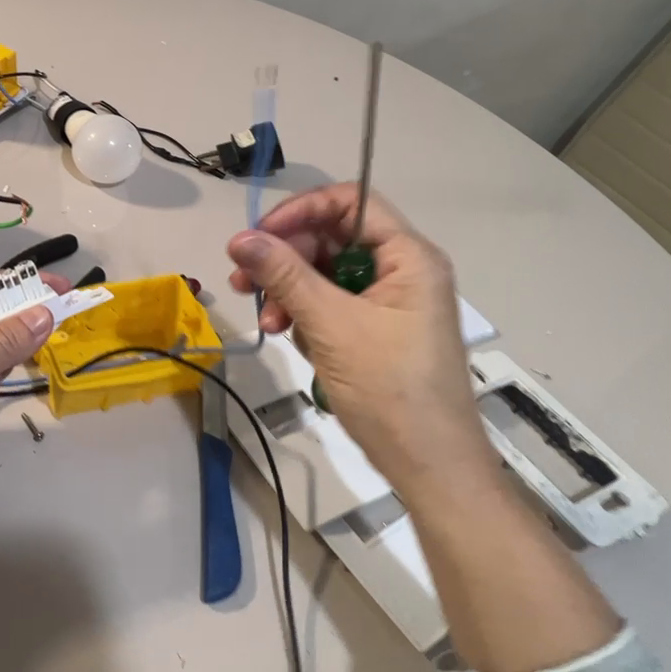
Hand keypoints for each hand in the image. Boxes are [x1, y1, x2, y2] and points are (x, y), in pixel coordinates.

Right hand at [226, 183, 494, 488]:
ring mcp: (388, 301)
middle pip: (330, 236)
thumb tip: (239, 238)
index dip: (301, 210)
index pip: (351, 202)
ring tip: (266, 318)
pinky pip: (328, 300)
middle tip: (244, 282)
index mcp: (408, 258)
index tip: (259, 235)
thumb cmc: (391, 390)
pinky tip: (286, 332)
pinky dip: (301, 310)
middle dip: (285, 256)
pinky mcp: (374, 328)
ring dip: (286, 287)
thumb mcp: (331, 325)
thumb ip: (284, 275)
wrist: (431, 468)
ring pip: (323, 270)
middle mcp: (401, 270)